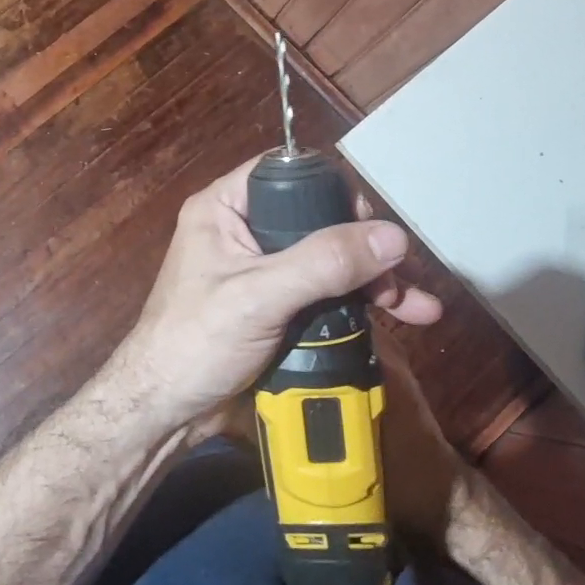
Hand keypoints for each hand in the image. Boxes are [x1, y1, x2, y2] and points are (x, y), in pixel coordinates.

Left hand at [99, 155, 443, 438]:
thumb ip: (323, 263)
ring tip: (417, 307)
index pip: (284, 173)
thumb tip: (393, 236)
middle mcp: (243, 232)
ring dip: (373, 280)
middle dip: (365, 246)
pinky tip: (401, 319)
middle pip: (317, 219)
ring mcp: (262, 272)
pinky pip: (325, 294)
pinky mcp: (275, 308)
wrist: (167, 411)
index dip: (330, 189)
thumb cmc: (196, 343)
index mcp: (223, 209)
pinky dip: (359, 305)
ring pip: (328, 260)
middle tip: (398, 274)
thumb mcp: (259, 297)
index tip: (368, 223)